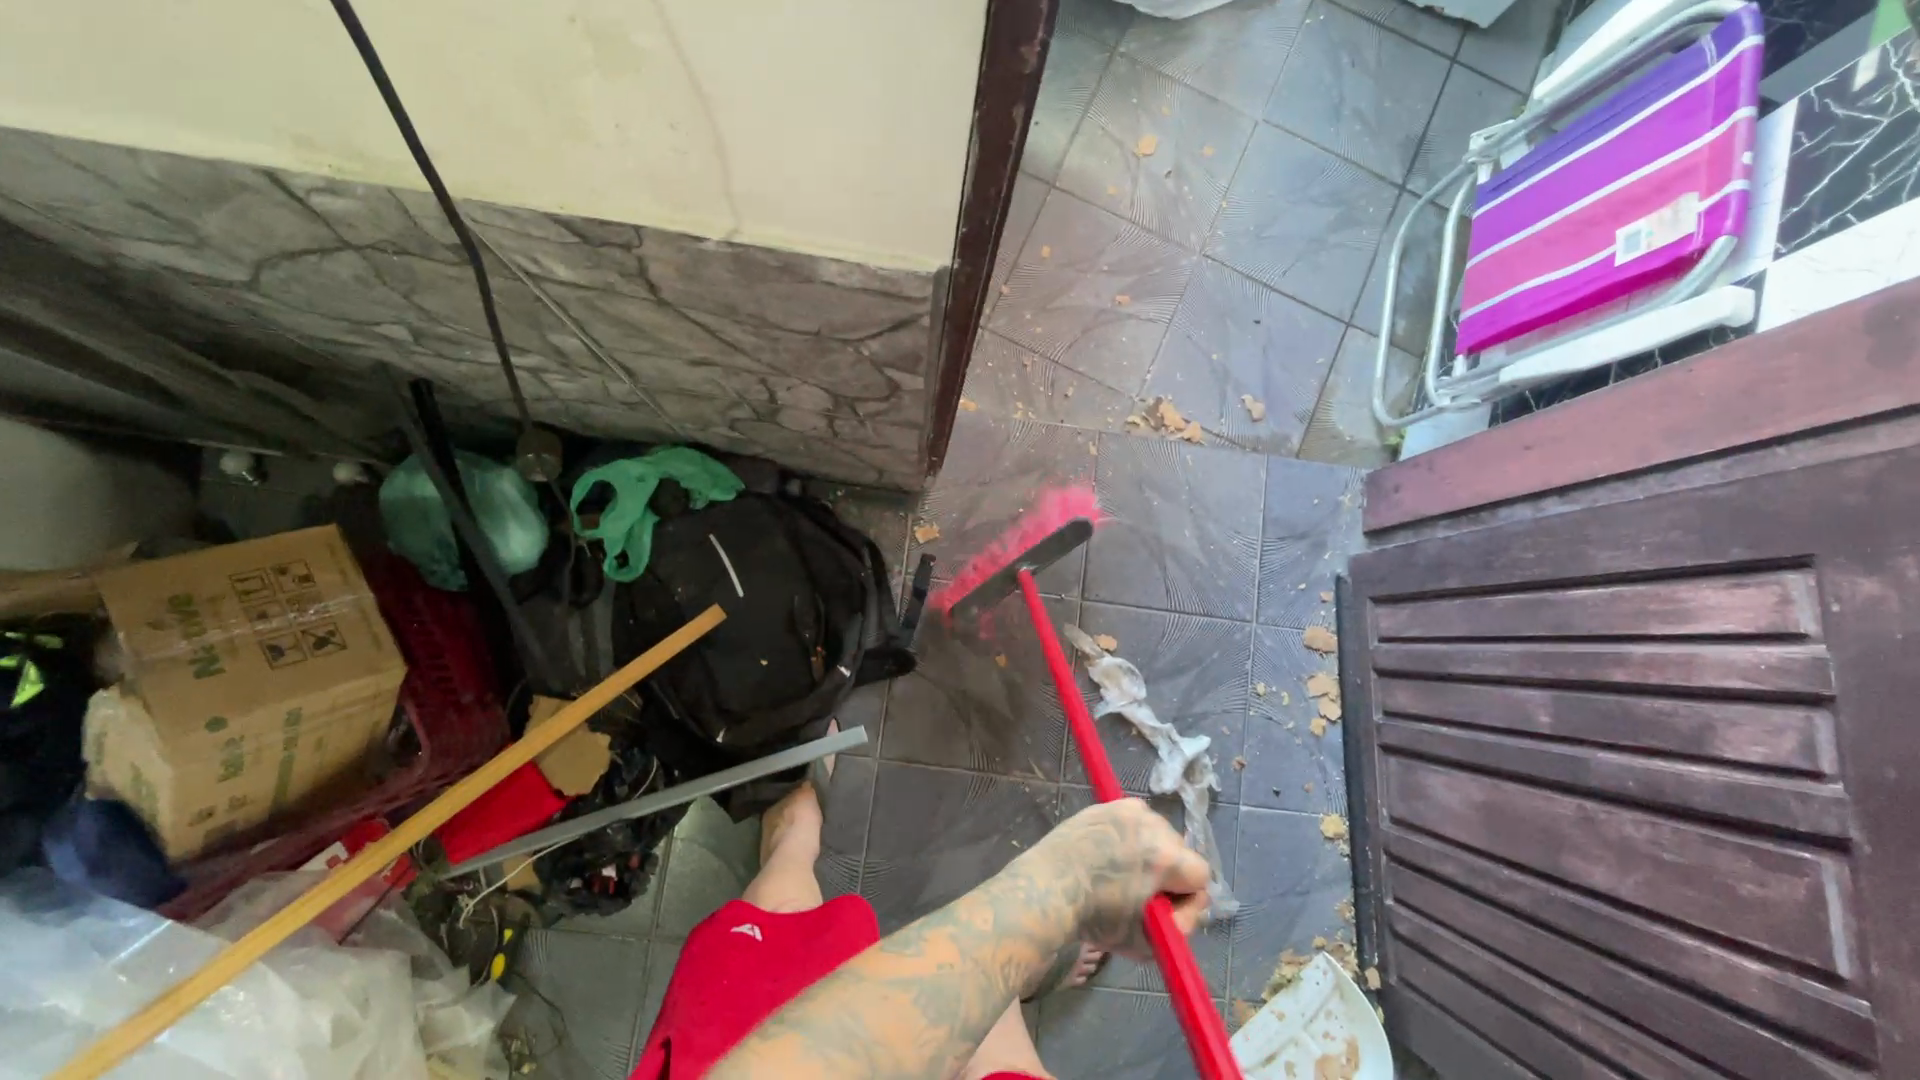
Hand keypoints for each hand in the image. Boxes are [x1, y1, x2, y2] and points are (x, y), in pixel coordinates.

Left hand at [1020, 799, 1212, 957]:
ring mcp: (1128, 810)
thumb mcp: (1147, 941)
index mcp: (1168, 857)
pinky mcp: (1106, 805)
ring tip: (1122, 874)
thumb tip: (1184, 911)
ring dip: (1149, 853)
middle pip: (1179, 851)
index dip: (1187, 899)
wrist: (1047, 888)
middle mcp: (1153, 824)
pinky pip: (1133, 820)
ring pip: (1157, 834)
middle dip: (1168, 874)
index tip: (1165, 912)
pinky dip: (1129, 835)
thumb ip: (1179, 927)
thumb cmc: (1096, 918)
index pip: (1201, 876)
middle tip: (1143, 894)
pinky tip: (1111, 853)